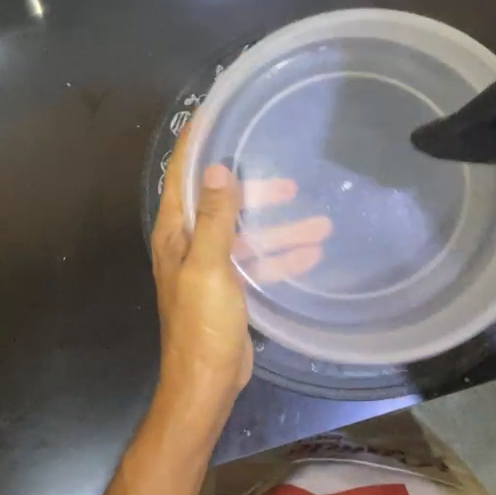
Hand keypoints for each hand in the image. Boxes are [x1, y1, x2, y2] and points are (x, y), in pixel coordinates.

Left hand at [149, 116, 331, 419]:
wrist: (205, 382)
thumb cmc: (203, 323)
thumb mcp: (210, 265)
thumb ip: (216, 218)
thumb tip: (216, 169)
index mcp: (175, 234)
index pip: (180, 176)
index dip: (194, 143)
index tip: (212, 112)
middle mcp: (187, 245)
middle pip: (220, 204)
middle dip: (254, 191)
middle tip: (290, 180)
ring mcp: (208, 269)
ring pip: (245, 236)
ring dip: (279, 230)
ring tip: (320, 222)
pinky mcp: (228, 291)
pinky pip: (256, 264)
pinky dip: (280, 258)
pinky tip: (312, 253)